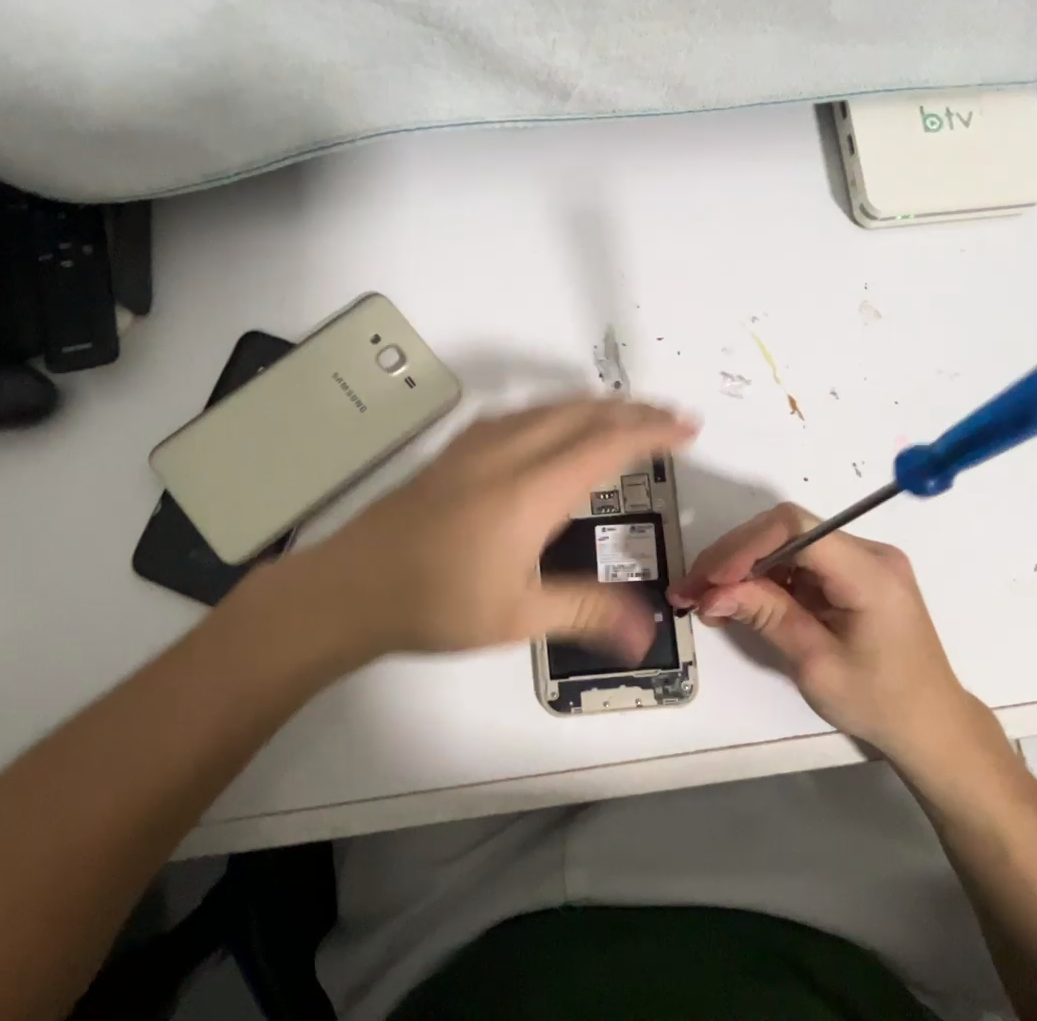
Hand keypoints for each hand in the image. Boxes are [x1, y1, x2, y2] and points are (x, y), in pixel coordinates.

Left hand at [286, 399, 697, 663]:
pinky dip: (549, 410)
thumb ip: (586, 612)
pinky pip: (513, 415)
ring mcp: (472, 449)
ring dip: (590, 405)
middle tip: (668, 417)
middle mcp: (506, 454)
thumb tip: (647, 631)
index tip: (687, 428)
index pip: (607, 444)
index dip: (652, 431)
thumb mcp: (518, 616)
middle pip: (579, 413)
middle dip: (630, 410)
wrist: (348, 589)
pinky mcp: (448, 455)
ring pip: (544, 407)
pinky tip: (544, 426)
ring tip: (618, 416)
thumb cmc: (435, 605)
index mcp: (531, 490)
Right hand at [668, 503, 982, 759]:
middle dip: (732, 558)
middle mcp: (867, 553)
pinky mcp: (849, 575)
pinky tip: (734, 603)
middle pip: (784, 530)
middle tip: (690, 591)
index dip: (744, 546)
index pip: (795, 528)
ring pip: (784, 543)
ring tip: (703, 600)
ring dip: (740, 568)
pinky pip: (796, 563)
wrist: (929, 723)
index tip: (710, 580)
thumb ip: (766, 617)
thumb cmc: (878, 701)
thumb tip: (712, 592)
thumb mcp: (816, 664)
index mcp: (869, 573)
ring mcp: (860, 561)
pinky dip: (761, 579)